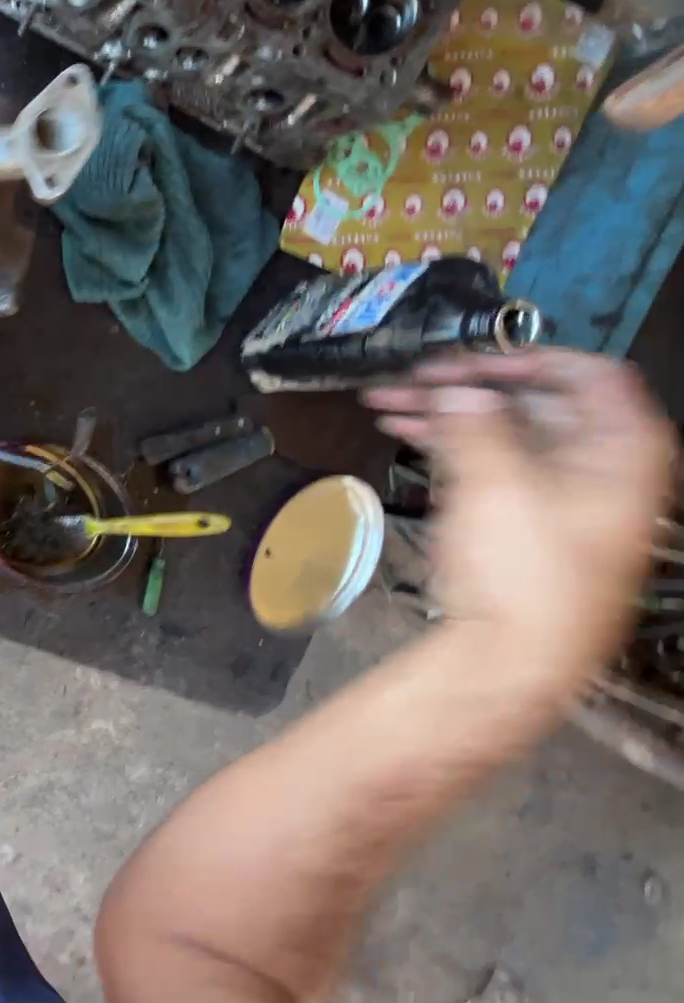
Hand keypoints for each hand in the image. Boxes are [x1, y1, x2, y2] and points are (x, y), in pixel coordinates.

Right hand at [363, 349, 676, 679]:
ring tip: (386, 403)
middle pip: (531, 400)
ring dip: (442, 411)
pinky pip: (483, 455)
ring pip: (498, 427)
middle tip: (408, 380)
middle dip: (464, 385)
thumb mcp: (499, 488)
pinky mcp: (519, 507)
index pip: (584, 374)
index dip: (522, 358)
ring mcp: (554, 484)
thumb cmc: (527, 571)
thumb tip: (456, 389)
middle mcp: (592, 459)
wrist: (516, 644)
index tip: (462, 359)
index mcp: (617, 447)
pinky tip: (402, 431)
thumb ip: (474, 429)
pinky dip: (443, 439)